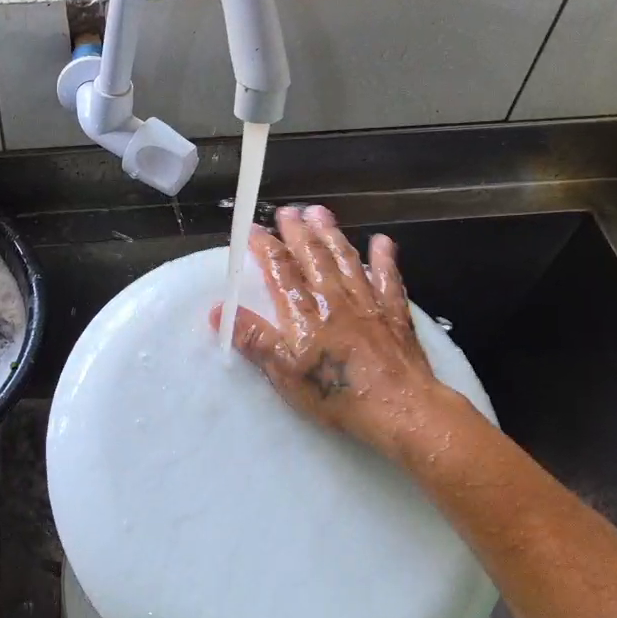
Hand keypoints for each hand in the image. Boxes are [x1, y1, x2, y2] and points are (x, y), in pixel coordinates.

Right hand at [209, 205, 445, 455]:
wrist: (398, 406)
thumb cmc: (336, 393)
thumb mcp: (284, 372)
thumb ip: (253, 338)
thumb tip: (218, 310)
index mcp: (304, 313)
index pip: (280, 271)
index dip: (266, 248)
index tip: (253, 229)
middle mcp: (334, 299)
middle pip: (313, 258)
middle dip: (298, 233)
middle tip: (287, 211)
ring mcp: (367, 304)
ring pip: (346, 260)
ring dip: (332, 235)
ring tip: (320, 213)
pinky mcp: (394, 315)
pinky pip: (388, 280)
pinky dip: (384, 260)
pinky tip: (382, 242)